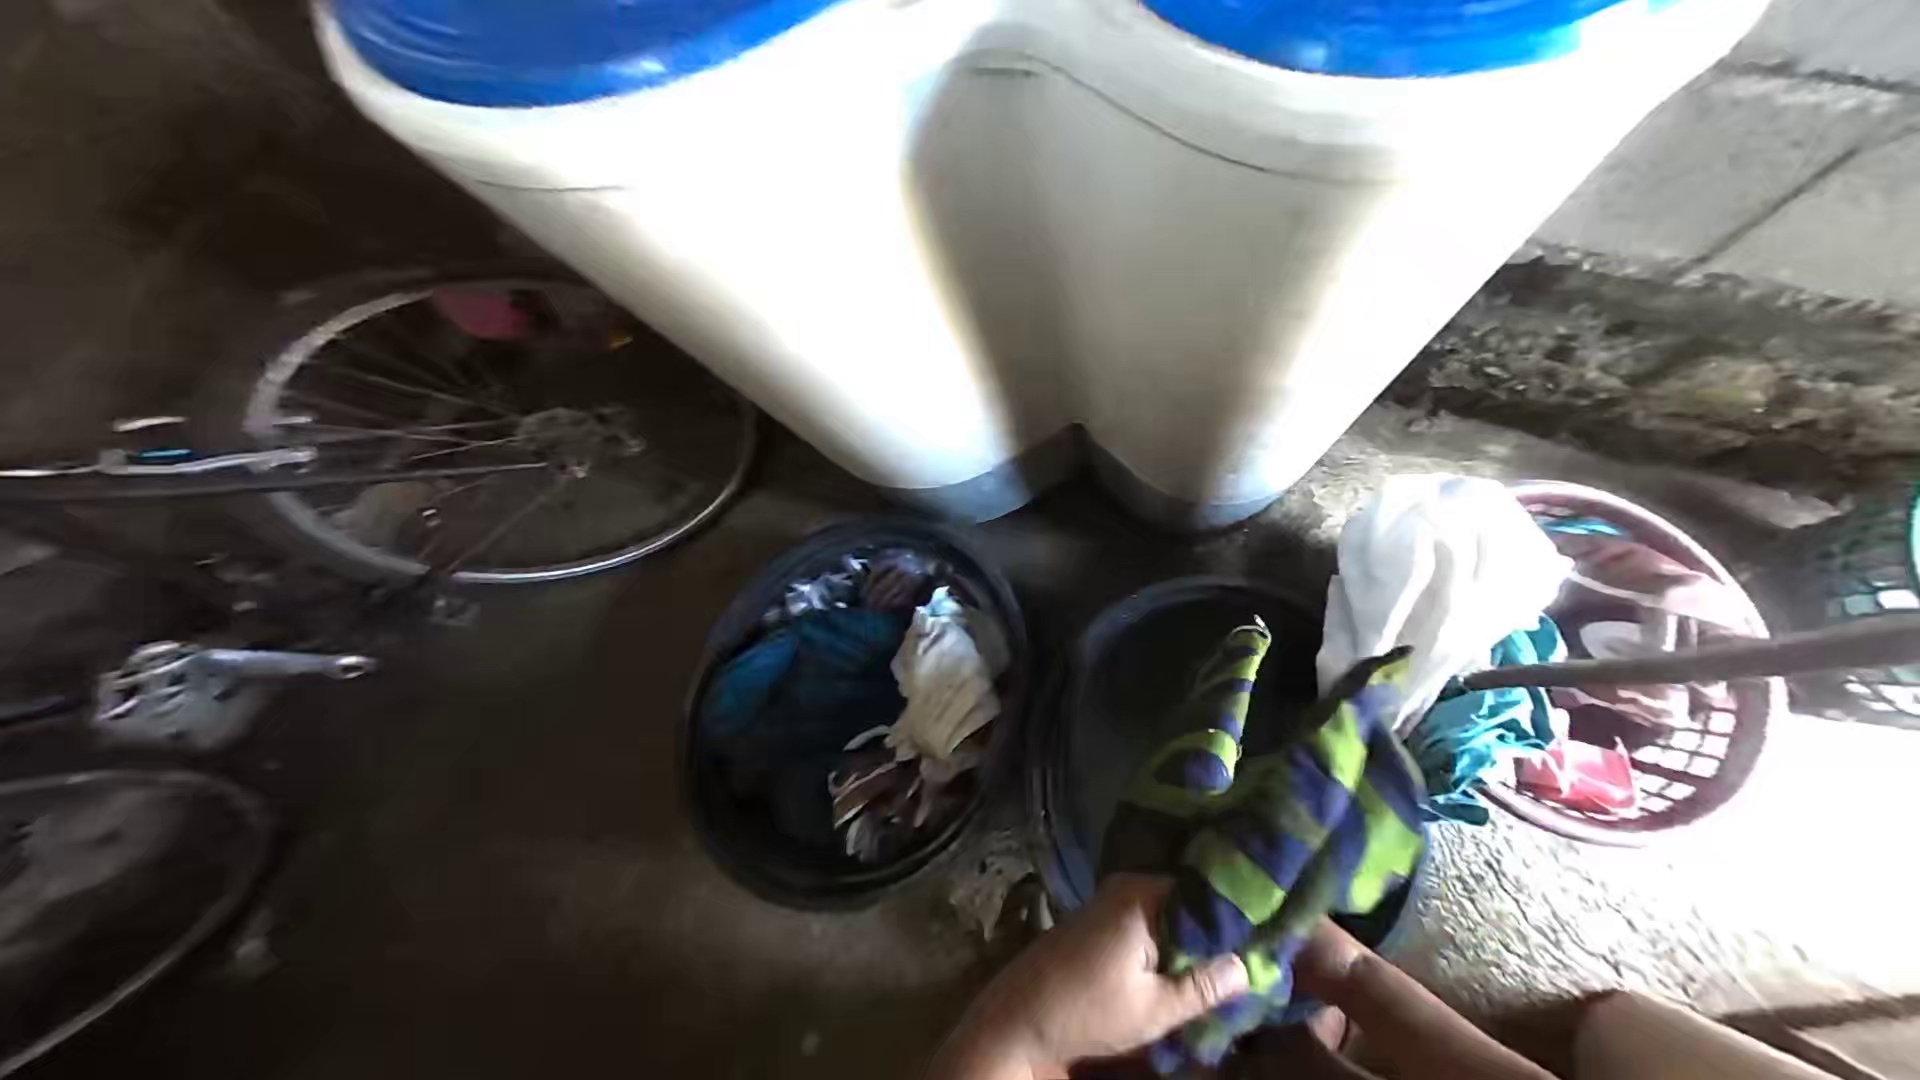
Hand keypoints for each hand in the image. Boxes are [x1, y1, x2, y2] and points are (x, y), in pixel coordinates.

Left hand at [931, 874, 1248, 1079]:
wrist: (1020, 1015)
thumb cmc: (1087, 1010)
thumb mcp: (1154, 1009)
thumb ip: (1203, 986)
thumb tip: (1249, 965)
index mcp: (1141, 896)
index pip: (1203, 891)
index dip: (1238, 913)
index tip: (1272, 933)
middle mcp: (1127, 887)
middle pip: (1187, 902)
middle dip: (1219, 929)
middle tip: (1262, 954)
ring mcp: (1112, 901)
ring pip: (1169, 914)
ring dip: (1195, 939)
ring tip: (1238, 963)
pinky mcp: (1104, 919)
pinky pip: (1150, 922)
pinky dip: (1171, 942)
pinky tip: (1194, 966)